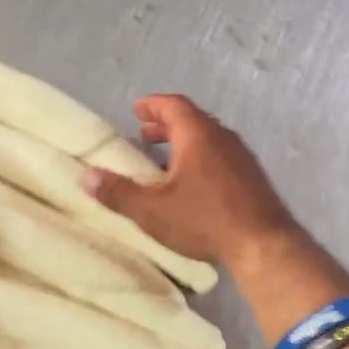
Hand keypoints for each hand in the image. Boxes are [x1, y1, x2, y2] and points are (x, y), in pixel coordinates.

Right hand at [80, 94, 300, 266]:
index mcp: (197, 135)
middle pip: (192, 120)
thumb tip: (85, 176)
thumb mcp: (152, 211)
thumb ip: (118, 193)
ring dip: (184, 144)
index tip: (137, 109)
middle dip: (166, 126)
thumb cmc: (204, 221)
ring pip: (208, 140)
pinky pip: (221, 157)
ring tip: (165, 161)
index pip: (173, 106)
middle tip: (144, 135)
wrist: (263, 243)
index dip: (153, 105)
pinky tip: (193, 184)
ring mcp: (241, 157)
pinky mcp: (252, 178)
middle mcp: (222, 138)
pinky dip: (201, 159)